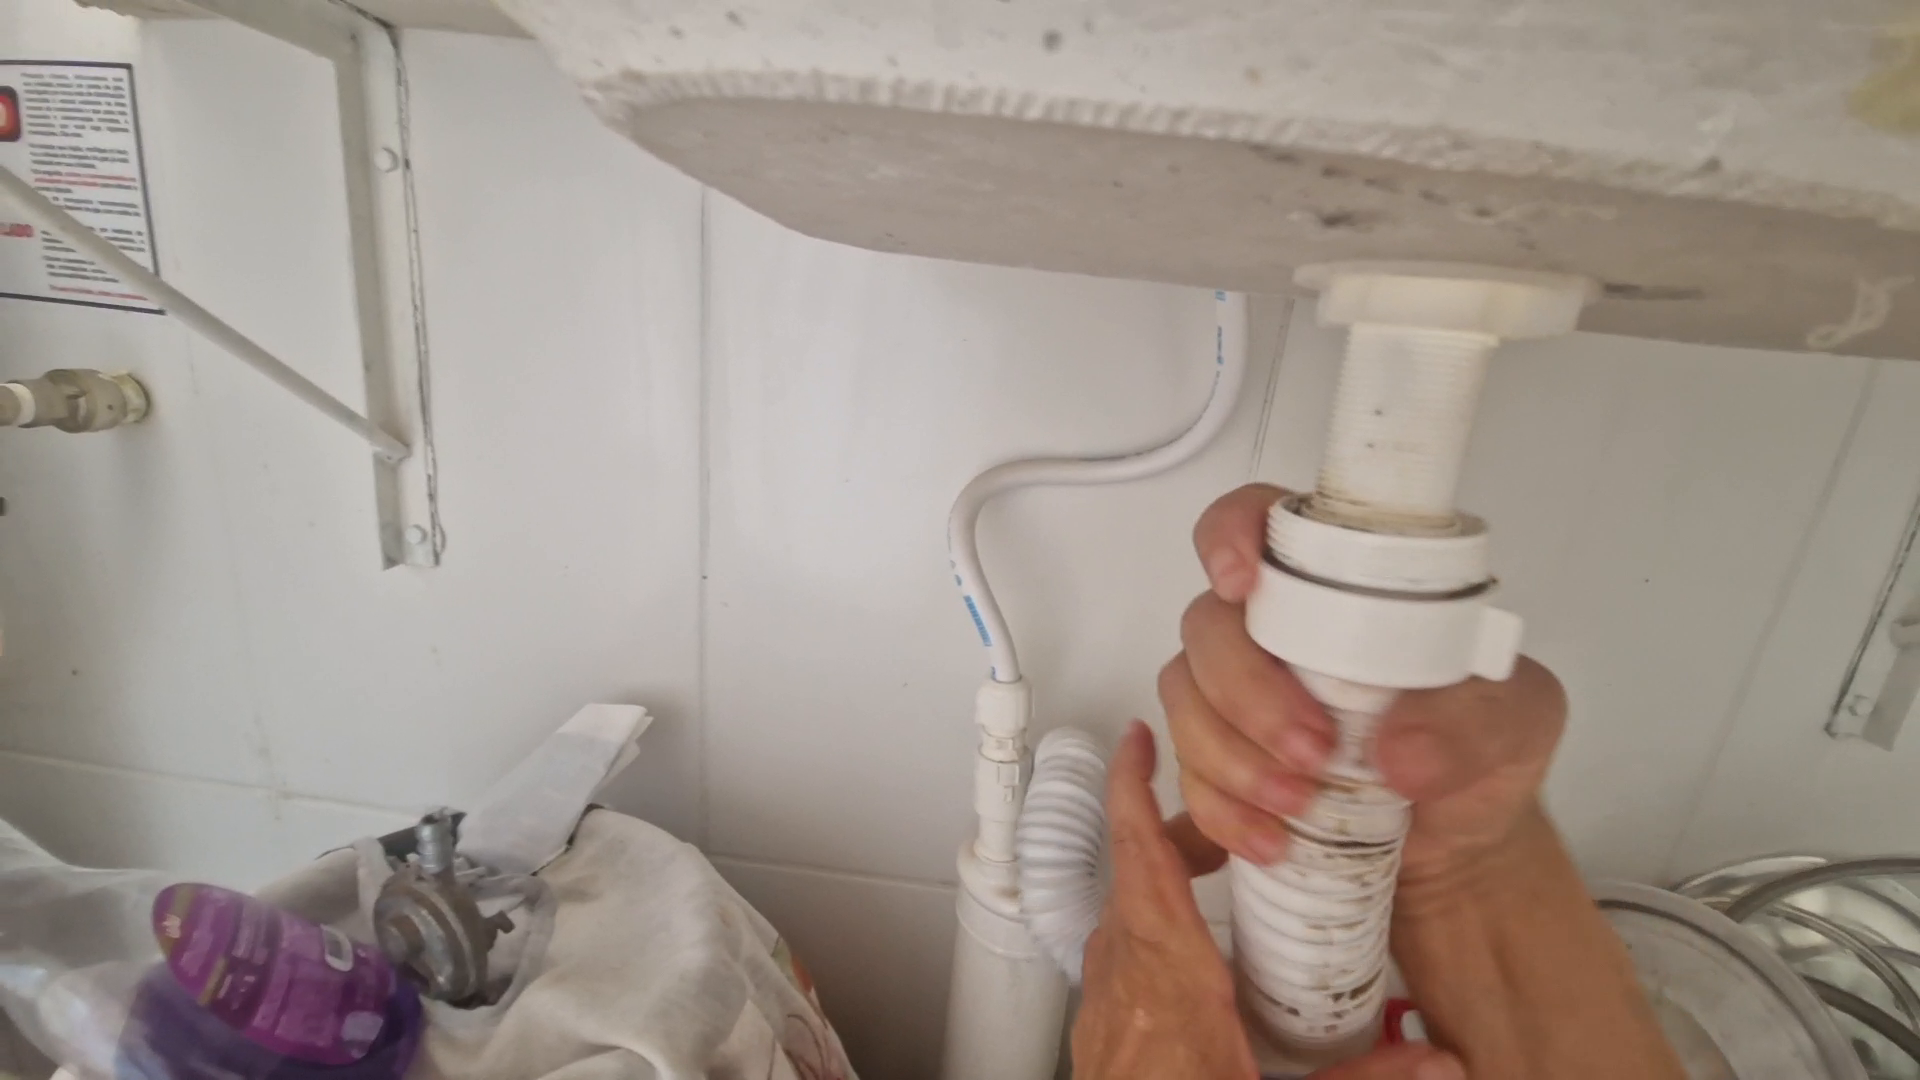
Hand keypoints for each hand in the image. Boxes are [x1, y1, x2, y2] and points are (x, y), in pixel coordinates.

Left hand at [1072, 721, 1464, 1079]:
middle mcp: (1125, 960)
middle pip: (1143, 860)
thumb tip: (1446, 1060)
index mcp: (1166, 969)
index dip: (1134, 784)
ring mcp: (1107, 982)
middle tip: (1241, 819)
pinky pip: (1127, 934)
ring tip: (1229, 866)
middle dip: (1189, 827)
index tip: (1138, 735)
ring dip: (1173, 868)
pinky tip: (1205, 943)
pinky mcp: (1105, 1005)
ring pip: (1133, 894)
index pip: (1139, 851)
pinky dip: (1159, 911)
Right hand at [1159, 484, 1566, 883]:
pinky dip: (1217, 806)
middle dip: (1243, 688)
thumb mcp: (1515, 720)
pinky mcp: (1217, 754)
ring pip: (1182, 693)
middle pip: (1206, 624)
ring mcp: (1231, 690)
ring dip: (1226, 752)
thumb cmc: (1476, 746)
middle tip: (1311, 749)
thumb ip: (1471, 722)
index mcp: (1328, 583)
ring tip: (1296, 805)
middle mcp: (1265, 626)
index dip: (1227, 534)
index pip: (1253, 519)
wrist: (1455, 835)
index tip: (1240, 585)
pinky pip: (1186, 769)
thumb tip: (1398, 753)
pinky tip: (1267, 839)